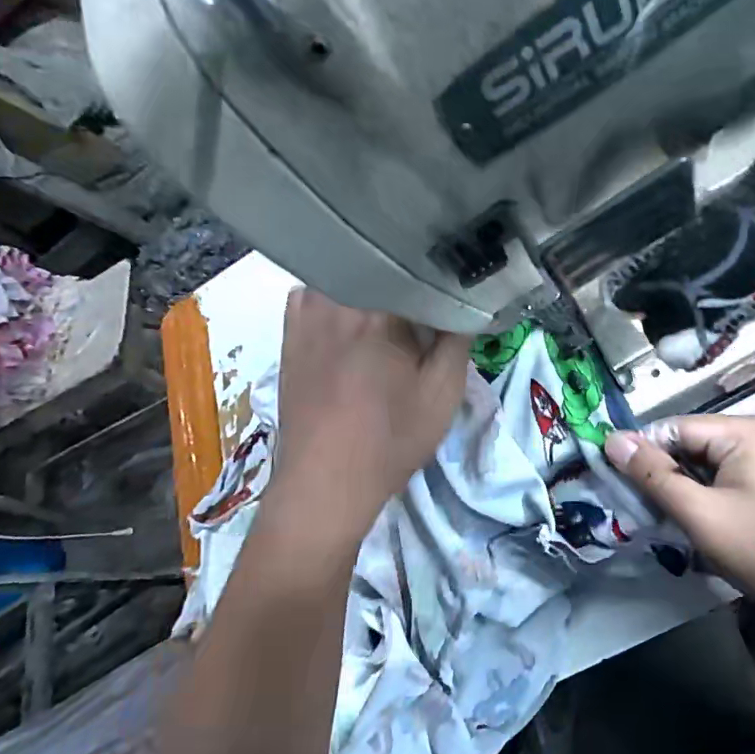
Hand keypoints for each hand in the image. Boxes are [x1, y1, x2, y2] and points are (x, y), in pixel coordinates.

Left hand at [269, 290, 469, 524]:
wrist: (326, 482)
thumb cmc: (391, 437)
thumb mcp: (443, 392)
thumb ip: (458, 338)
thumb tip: (463, 300)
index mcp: (381, 310)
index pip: (419, 272)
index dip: (442, 279)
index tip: (457, 291)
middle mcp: (339, 299)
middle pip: (384, 271)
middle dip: (409, 283)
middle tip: (429, 304)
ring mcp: (308, 313)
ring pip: (351, 279)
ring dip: (374, 288)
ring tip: (394, 309)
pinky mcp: (291, 332)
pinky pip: (318, 295)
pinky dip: (339, 298)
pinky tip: (353, 321)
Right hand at [604, 415, 754, 622]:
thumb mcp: (702, 516)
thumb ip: (655, 476)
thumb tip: (613, 440)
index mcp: (748, 430)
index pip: (677, 428)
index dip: (645, 455)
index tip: (619, 487)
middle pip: (696, 444)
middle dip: (669, 476)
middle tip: (649, 514)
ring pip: (713, 463)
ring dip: (690, 490)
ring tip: (677, 524)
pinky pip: (734, 477)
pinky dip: (714, 497)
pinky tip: (708, 525)